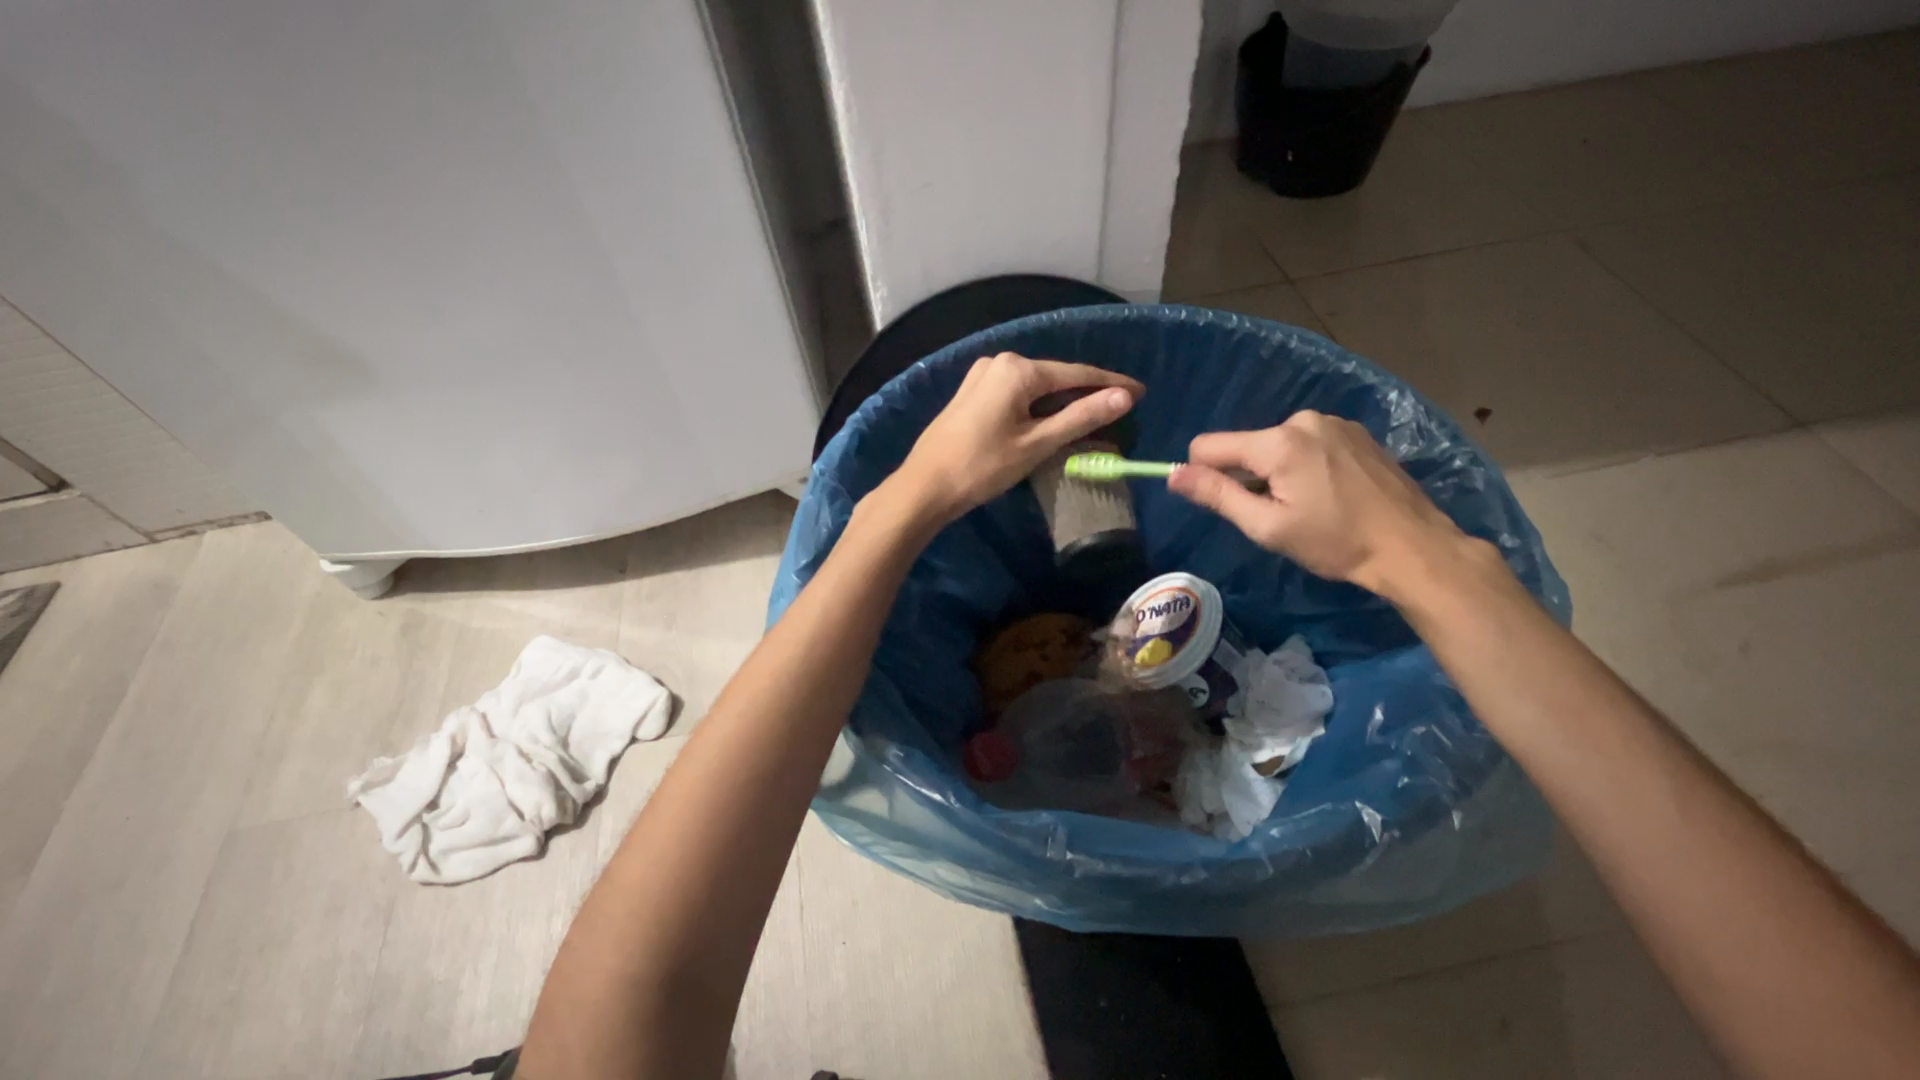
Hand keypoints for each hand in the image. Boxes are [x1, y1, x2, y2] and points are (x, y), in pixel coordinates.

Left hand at [889, 352, 1141, 525]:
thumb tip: (1125, 397)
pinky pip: (1017, 394)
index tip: (1141, 392)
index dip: (1111, 385)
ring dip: (1064, 401)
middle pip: (1056, 377)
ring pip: (1036, 386)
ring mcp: (982, 376)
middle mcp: (1000, 362)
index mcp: (1018, 370)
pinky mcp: (972, 394)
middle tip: (1122, 407)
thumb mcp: (1037, 443)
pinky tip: (1053, 419)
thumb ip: (1082, 417)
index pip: (1077, 374)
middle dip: (1088, 392)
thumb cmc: (982, 467)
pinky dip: (1039, 405)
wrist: (925, 487)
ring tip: (1095, 414)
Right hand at [1167, 410, 1478, 598]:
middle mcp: (1302, 420)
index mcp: (1277, 442)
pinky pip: (1308, 443)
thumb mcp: (1268, 527)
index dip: (1204, 475)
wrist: (1412, 546)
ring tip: (1311, 506)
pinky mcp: (1356, 432)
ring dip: (1280, 472)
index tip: (1227, 504)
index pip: (1208, 446)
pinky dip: (1307, 465)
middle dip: (1251, 477)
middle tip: (1281, 514)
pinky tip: (1333, 493)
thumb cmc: (1335, 543)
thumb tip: (1172, 475)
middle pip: (1247, 446)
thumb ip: (1217, 495)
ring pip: (1278, 445)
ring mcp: (1334, 422)